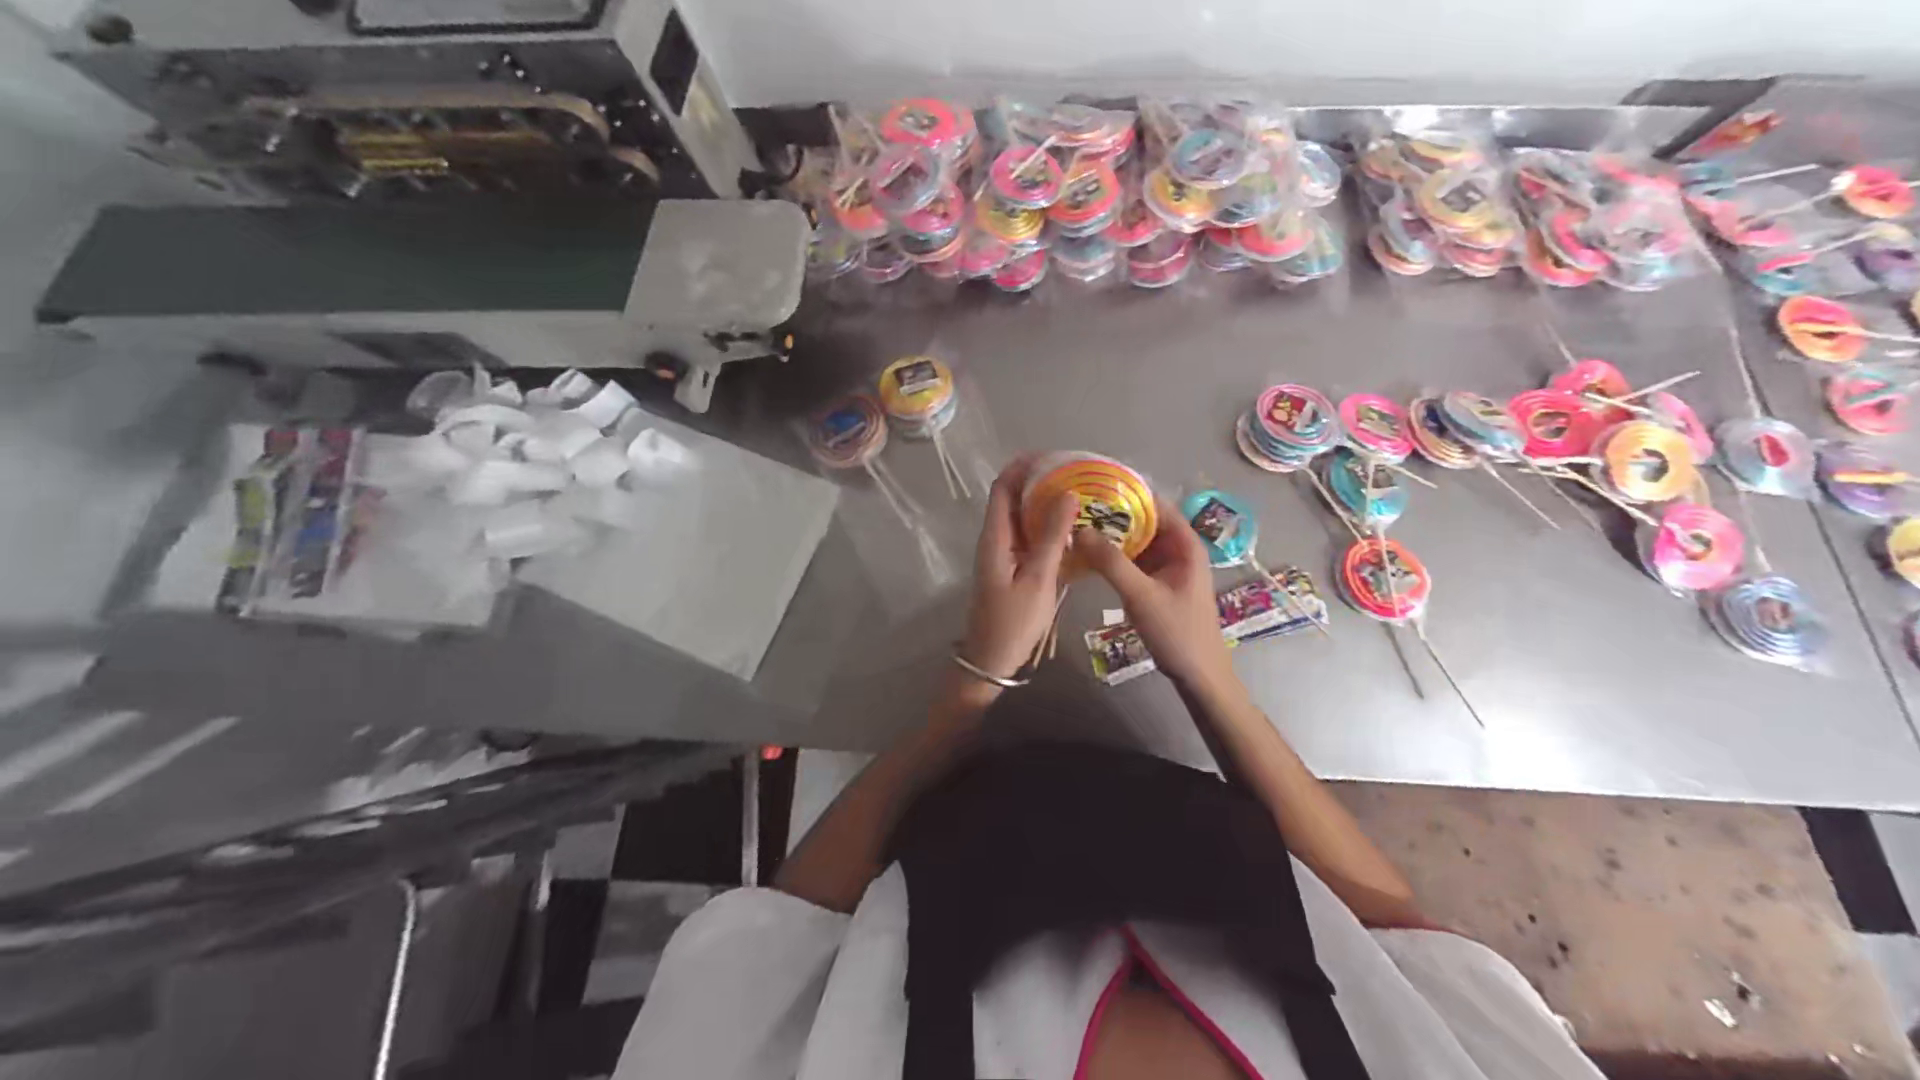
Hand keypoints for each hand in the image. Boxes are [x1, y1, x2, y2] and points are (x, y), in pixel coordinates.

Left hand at [958, 458, 1078, 679]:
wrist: (991, 661)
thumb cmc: (1013, 622)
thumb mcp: (1038, 578)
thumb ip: (1053, 537)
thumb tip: (1068, 494)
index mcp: (995, 537)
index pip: (1002, 488)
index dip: (1022, 467)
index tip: (1052, 455)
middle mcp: (996, 540)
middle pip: (1013, 499)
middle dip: (1039, 482)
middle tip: (1075, 474)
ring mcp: (1003, 555)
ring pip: (1023, 519)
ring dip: (1046, 505)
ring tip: (1080, 495)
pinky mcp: (1013, 569)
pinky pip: (1030, 539)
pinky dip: (1048, 529)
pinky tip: (1074, 530)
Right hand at [1072, 501, 1234, 690]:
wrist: (1198, 674)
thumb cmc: (1178, 632)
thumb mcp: (1141, 595)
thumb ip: (1111, 562)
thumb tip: (1080, 530)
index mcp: (1185, 544)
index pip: (1156, 504)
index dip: (1128, 491)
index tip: (1095, 484)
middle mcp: (1178, 549)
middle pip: (1144, 521)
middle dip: (1113, 513)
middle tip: (1077, 506)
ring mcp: (1168, 567)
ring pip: (1137, 541)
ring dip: (1112, 535)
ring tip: (1077, 524)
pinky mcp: (1157, 583)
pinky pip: (1134, 560)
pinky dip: (1115, 556)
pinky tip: (1089, 554)